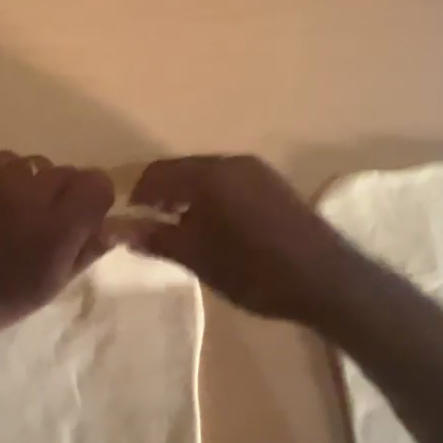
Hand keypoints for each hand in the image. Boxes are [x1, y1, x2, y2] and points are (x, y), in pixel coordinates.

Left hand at [0, 151, 115, 334]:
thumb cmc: (8, 296)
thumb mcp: (58, 281)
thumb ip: (90, 246)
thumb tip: (117, 223)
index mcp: (58, 228)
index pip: (98, 184)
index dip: (97, 198)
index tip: (87, 216)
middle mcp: (32, 196)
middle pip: (69, 172)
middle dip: (69, 192)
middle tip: (53, 218)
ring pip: (39, 163)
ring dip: (40, 182)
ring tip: (25, 207)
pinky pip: (7, 158)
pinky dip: (12, 173)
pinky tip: (3, 197)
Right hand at [125, 155, 356, 322]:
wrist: (328, 281)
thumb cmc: (254, 269)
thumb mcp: (197, 257)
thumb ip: (154, 238)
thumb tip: (114, 228)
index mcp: (208, 173)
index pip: (158, 172)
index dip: (138, 194)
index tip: (127, 217)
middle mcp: (232, 162)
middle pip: (183, 170)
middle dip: (163, 194)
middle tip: (151, 224)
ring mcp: (257, 171)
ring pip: (208, 176)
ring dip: (188, 196)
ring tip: (181, 229)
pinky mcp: (275, 186)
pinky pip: (230, 183)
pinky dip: (213, 198)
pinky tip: (215, 226)